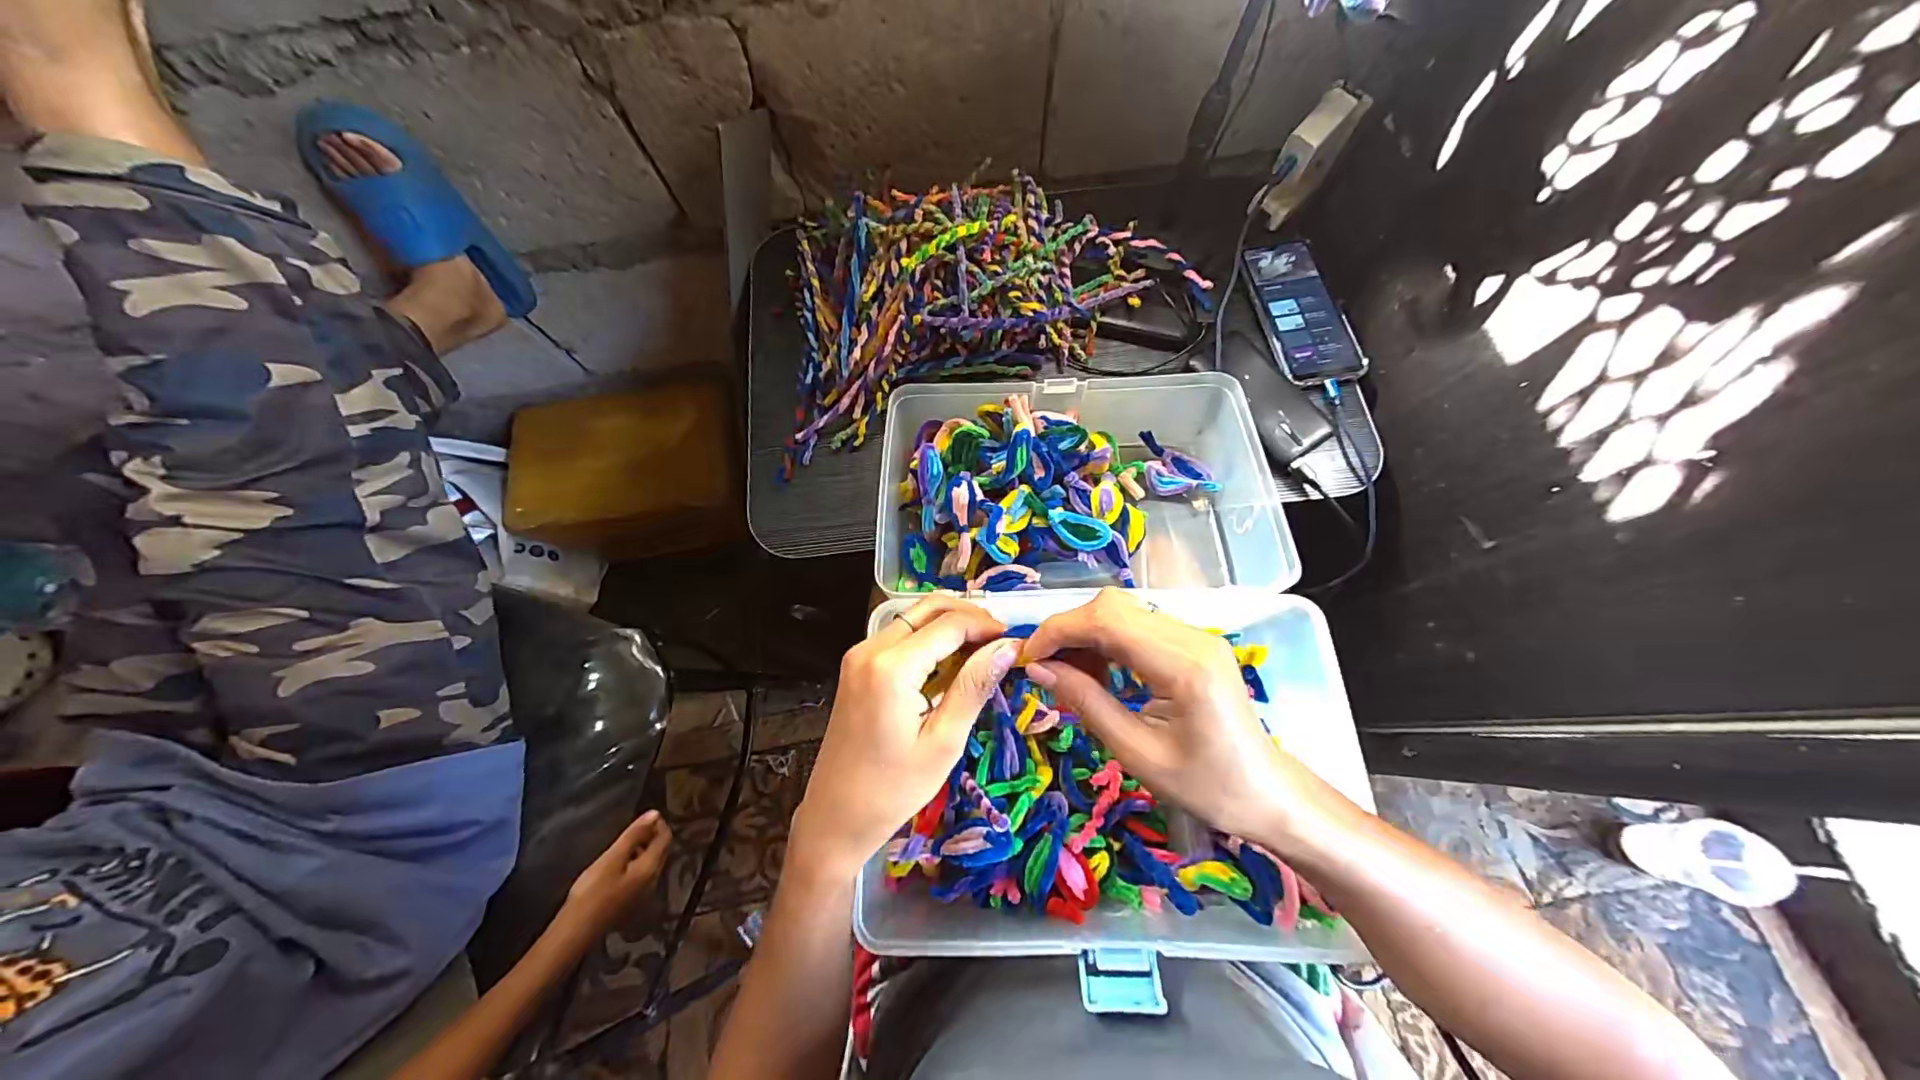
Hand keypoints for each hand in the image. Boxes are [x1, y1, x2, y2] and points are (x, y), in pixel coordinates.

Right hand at [554, 810, 672, 946]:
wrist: (575, 931)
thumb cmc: (593, 892)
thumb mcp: (612, 859)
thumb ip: (634, 836)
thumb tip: (655, 814)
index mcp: (651, 868)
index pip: (665, 839)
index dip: (659, 824)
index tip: (647, 815)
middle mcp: (653, 881)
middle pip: (661, 851)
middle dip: (654, 835)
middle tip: (639, 825)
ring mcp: (643, 894)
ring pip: (652, 863)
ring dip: (645, 849)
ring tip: (629, 840)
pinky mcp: (632, 902)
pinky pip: (642, 875)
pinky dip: (638, 862)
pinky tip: (622, 862)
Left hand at [791, 595, 1016, 878]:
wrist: (835, 816)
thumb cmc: (892, 790)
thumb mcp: (943, 742)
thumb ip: (974, 687)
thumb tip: (1008, 648)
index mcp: (891, 667)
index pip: (950, 624)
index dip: (987, 626)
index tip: (1016, 642)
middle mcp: (870, 650)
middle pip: (929, 608)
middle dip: (970, 616)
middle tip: (1001, 642)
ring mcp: (859, 656)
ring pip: (913, 618)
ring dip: (950, 625)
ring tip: (983, 652)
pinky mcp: (857, 668)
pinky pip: (899, 637)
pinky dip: (929, 639)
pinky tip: (952, 663)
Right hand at [1021, 588, 1329, 844]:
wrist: (1268, 794)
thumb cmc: (1207, 787)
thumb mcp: (1137, 752)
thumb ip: (1086, 703)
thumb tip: (1038, 669)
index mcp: (1183, 666)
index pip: (1106, 621)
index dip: (1058, 631)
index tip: (1028, 658)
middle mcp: (1192, 637)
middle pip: (1113, 606)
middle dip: (1067, 630)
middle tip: (1043, 667)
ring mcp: (1197, 636)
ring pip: (1123, 610)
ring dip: (1085, 634)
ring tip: (1067, 673)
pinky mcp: (1195, 643)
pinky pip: (1139, 625)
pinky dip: (1107, 640)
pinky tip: (1097, 671)